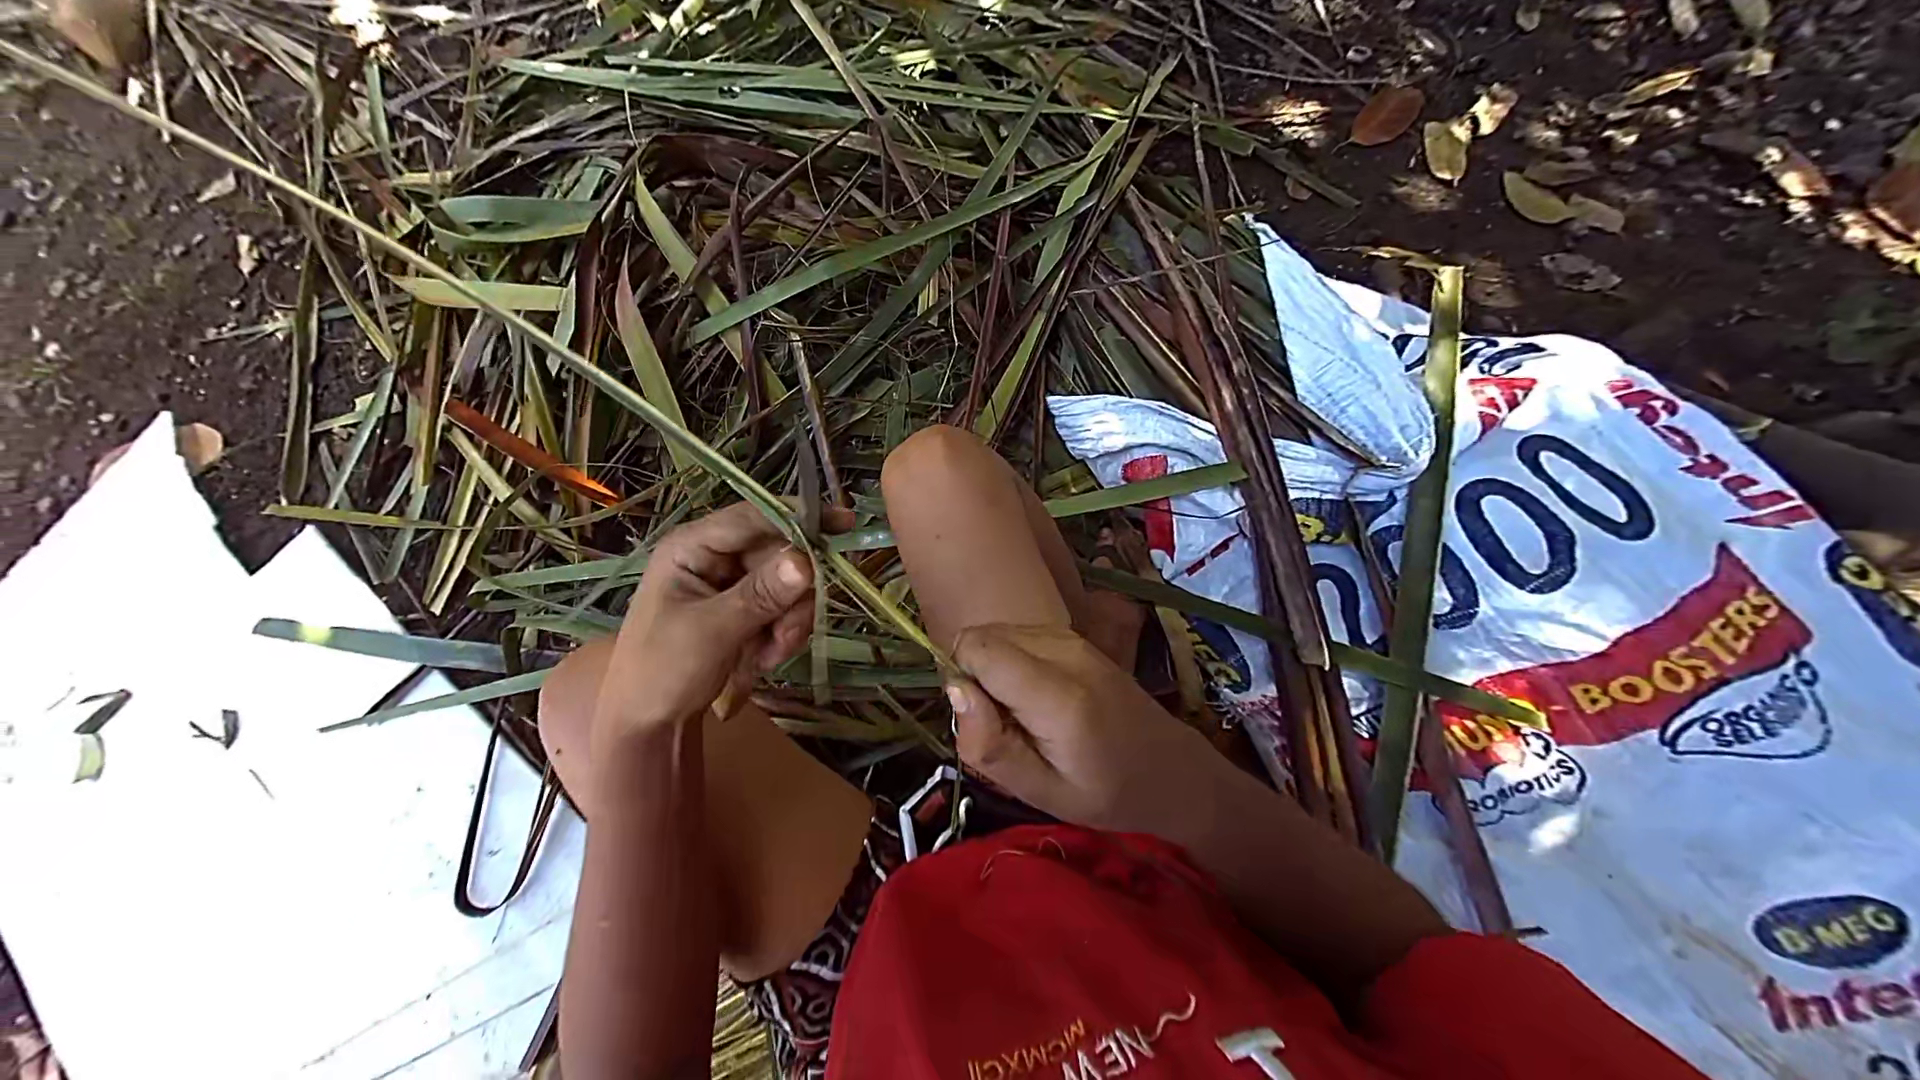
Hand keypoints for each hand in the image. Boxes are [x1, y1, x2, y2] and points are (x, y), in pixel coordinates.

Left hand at [591, 502, 830, 750]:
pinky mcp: (746, 609)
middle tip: (787, 636)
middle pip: (781, 554)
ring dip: (789, 622)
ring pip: (790, 585)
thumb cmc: (662, 671)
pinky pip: (785, 608)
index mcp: (693, 546)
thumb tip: (806, 561)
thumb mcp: (712, 631)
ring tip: (768, 654)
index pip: (755, 517)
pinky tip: (763, 659)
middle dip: (793, 596)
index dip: (801, 517)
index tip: (845, 523)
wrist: (647, 725)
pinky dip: (782, 635)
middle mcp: (716, 557)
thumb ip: (761, 594)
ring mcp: (732, 584)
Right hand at [946, 623, 1227, 835]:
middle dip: (974, 677)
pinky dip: (1011, 663)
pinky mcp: (1076, 637)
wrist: (1173, 771)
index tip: (986, 723)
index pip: (977, 647)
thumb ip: (990, 745)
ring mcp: (1073, 638)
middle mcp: (1065, 650)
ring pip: (997, 633)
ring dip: (992, 670)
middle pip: (982, 636)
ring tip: (1024, 714)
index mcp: (1058, 695)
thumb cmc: (1107, 794)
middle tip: (1005, 724)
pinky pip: (1018, 635)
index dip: (963, 682)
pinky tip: (1037, 699)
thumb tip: (954, 688)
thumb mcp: (1041, 793)